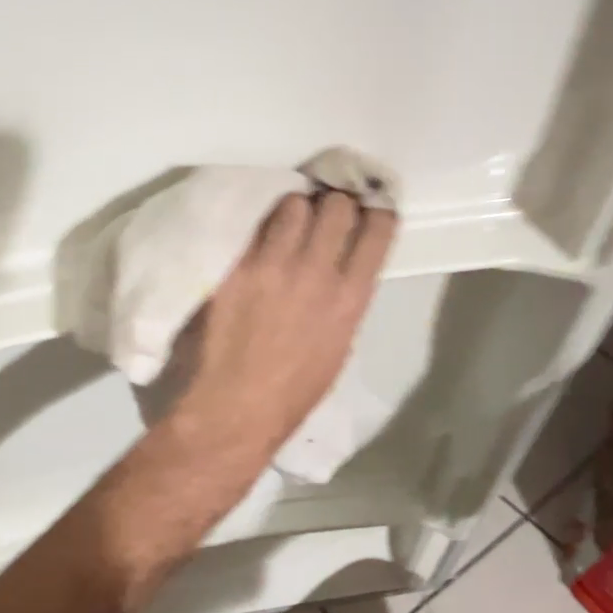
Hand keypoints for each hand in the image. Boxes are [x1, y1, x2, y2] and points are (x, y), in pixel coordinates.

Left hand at [171, 191, 395, 451]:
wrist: (233, 408)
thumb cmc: (290, 394)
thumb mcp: (337, 348)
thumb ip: (343, 302)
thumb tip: (342, 273)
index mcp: (350, 298)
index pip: (378, 227)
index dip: (375, 211)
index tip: (368, 209)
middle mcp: (316, 273)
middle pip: (337, 205)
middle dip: (335, 203)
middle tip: (325, 211)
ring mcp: (272, 266)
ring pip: (293, 205)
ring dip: (295, 209)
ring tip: (287, 223)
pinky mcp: (236, 267)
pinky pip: (255, 227)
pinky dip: (262, 225)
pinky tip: (259, 237)